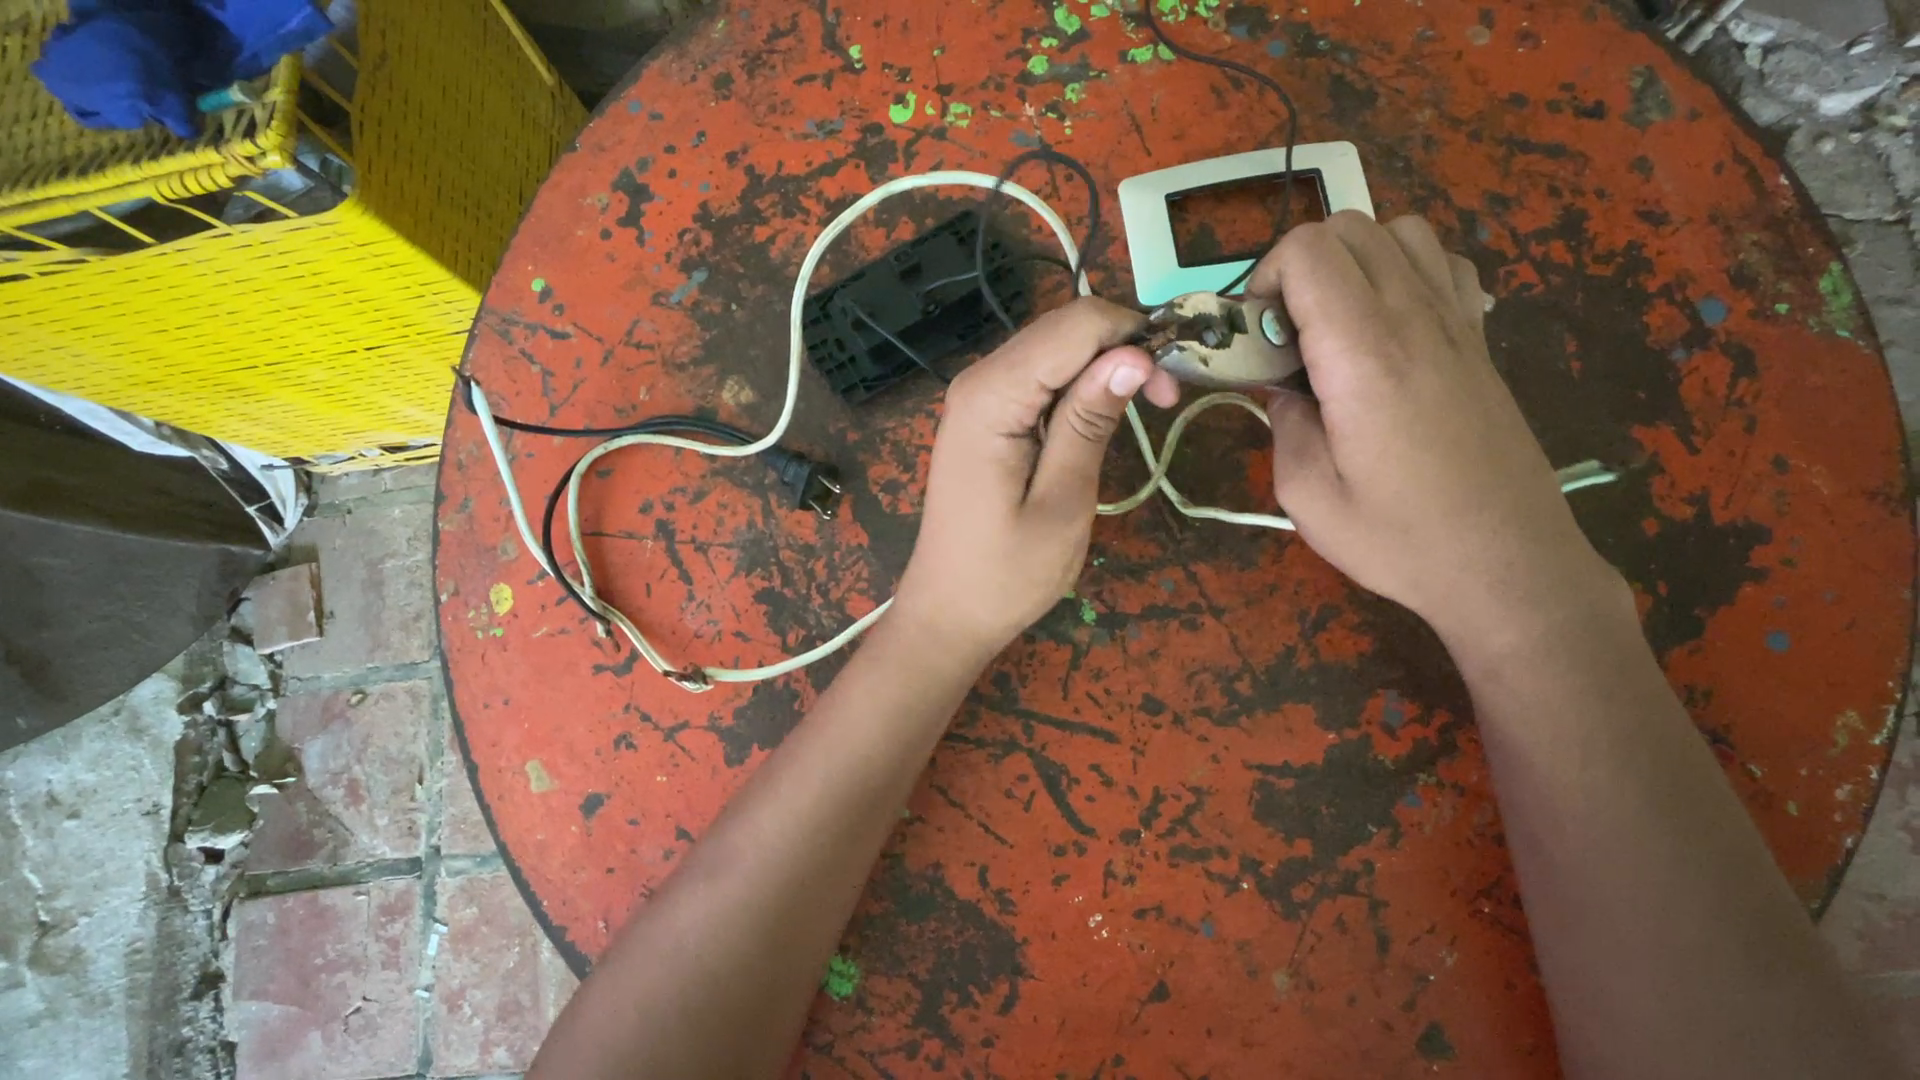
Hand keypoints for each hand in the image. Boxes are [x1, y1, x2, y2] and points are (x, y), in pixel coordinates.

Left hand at [891, 297, 1179, 658]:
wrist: (949, 610)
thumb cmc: (1007, 573)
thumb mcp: (1062, 502)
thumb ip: (1090, 422)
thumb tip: (1134, 356)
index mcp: (992, 396)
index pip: (1075, 325)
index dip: (1133, 339)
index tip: (1171, 388)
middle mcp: (978, 380)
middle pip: (1064, 329)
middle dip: (1123, 349)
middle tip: (1166, 401)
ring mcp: (977, 395)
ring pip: (1056, 348)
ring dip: (1105, 366)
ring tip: (1144, 409)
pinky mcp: (984, 414)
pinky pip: (1040, 376)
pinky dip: (1079, 385)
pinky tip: (1100, 417)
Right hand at [1252, 211, 1622, 644]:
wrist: (1507, 563)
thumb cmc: (1398, 538)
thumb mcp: (1305, 493)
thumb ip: (1282, 421)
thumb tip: (1280, 384)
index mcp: (1364, 355)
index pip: (1308, 252)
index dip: (1265, 279)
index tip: (1258, 336)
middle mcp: (1414, 319)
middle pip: (1348, 227)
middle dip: (1299, 266)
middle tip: (1286, 334)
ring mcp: (1456, 323)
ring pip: (1399, 231)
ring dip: (1352, 261)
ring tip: (1334, 323)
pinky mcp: (1479, 340)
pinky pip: (1442, 264)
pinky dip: (1405, 271)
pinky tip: (1388, 325)